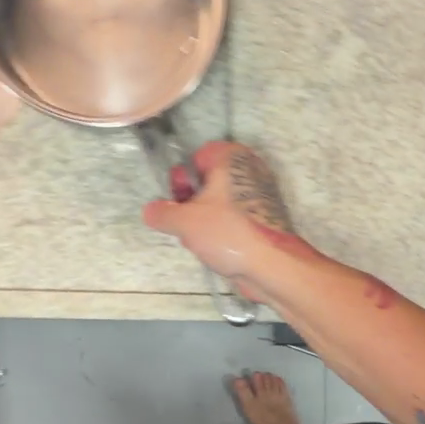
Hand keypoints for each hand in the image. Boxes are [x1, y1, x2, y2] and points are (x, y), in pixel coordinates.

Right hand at [142, 142, 319, 295]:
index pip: (197, 157)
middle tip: (189, 224)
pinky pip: (235, 223)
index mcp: (232, 158)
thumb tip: (151, 211)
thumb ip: (162, 213)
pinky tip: (220, 252)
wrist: (273, 266)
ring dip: (206, 223)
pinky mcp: (265, 223)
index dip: (184, 178)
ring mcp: (260, 198)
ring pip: (220, 206)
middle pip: (208, 183)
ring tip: (203, 242)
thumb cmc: (229, 234)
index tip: (179, 198)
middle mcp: (249, 171)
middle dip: (193, 204)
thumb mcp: (184, 222)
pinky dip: (224, 235)